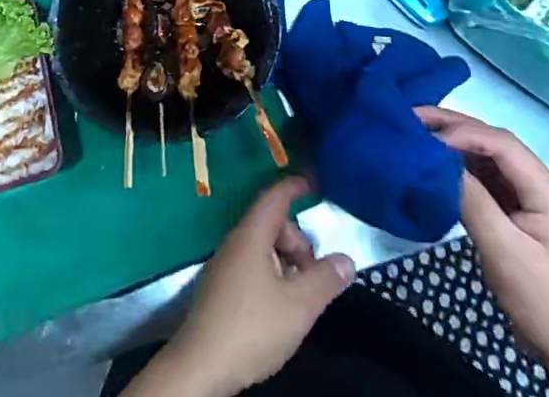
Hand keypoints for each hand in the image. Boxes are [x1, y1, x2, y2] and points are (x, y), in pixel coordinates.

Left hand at [124, 177, 354, 396]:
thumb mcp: (299, 305)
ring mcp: (226, 265)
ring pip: (264, 248)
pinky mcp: (222, 287)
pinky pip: (253, 266)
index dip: (293, 188)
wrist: (202, 364)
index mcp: (251, 237)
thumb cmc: (252, 327)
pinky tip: (282, 307)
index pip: (273, 199)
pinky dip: (274, 275)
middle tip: (315, 276)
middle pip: (273, 225)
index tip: (311, 184)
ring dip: (288, 263)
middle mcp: (235, 243)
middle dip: (299, 242)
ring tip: (301, 297)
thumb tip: (346, 259)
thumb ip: (325, 280)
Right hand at [415, 108, 548, 396]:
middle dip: (454, 127)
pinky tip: (438, 173)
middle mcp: (541, 191)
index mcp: (548, 193)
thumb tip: (437, 162)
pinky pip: (489, 187)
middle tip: (411, 118)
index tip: (421, 134)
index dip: (461, 131)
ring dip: (456, 148)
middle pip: (496, 146)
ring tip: (417, 138)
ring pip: (491, 164)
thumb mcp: (508, 256)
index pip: (501, 144)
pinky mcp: (522, 225)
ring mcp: (532, 208)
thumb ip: (474, 203)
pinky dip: (461, 173)